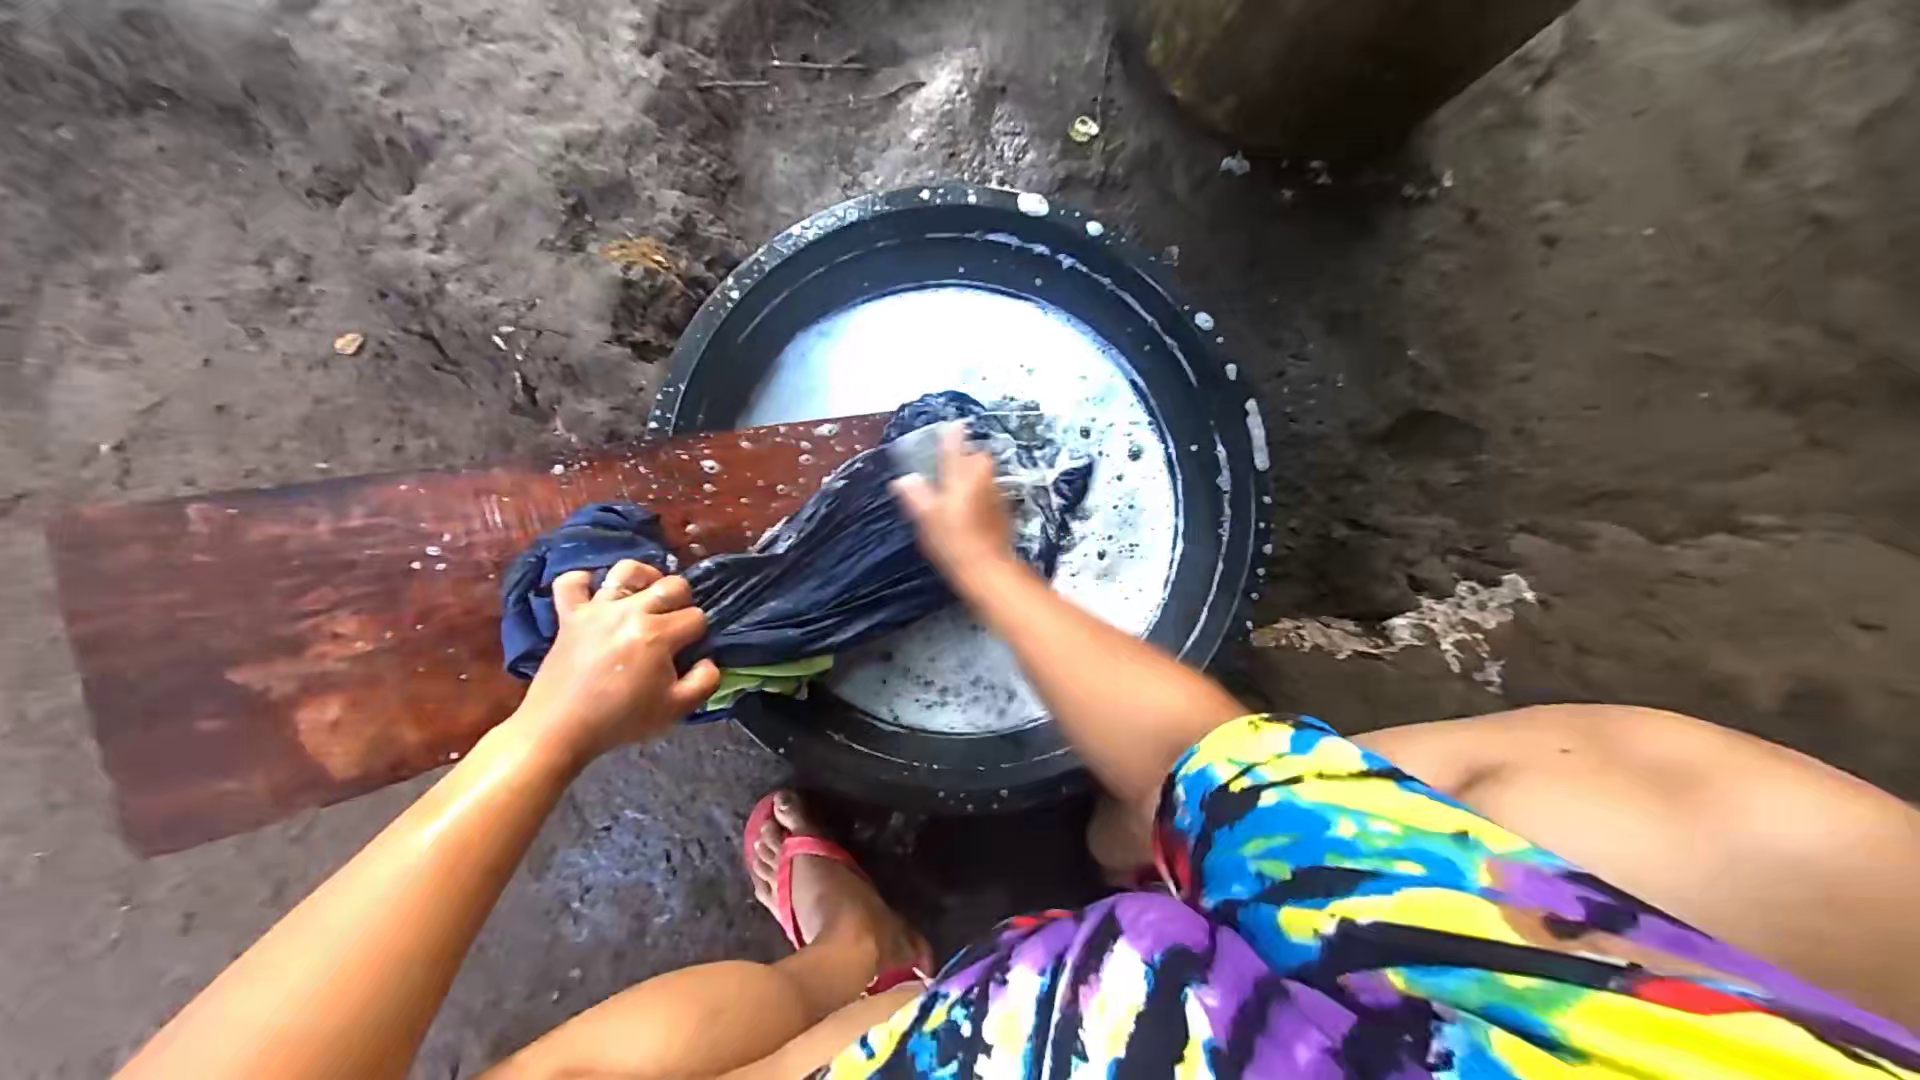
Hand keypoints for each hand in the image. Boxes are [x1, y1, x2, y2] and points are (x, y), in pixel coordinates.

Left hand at [509, 559, 721, 763]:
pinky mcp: (569, 615)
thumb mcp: (676, 709)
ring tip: (646, 596)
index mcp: (658, 634)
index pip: (696, 617)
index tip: (688, 651)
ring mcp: (596, 609)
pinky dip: (584, 582)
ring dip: (644, 578)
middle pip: (672, 584)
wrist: (558, 730)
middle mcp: (630, 612)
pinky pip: (571, 582)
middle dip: (683, 601)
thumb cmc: (620, 719)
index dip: (699, 633)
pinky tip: (596, 595)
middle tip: (675, 624)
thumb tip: (708, 660)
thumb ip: (705, 681)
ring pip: (626, 570)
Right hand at [890, 424, 1015, 582]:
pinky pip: (991, 492)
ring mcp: (997, 494)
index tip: (953, 424)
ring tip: (960, 490)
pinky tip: (972, 510)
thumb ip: (916, 495)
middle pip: (977, 458)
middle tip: (952, 468)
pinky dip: (982, 494)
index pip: (954, 447)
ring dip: (975, 477)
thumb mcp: (926, 518)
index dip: (952, 435)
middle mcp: (982, 479)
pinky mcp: (1005, 511)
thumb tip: (904, 479)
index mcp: (961, 476)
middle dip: (967, 458)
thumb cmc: (953, 541)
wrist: (988, 567)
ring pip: (985, 475)